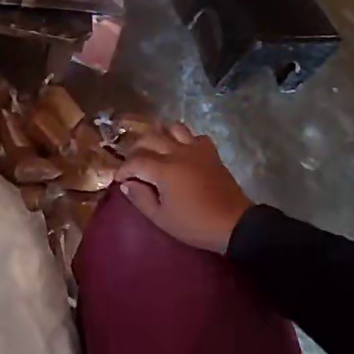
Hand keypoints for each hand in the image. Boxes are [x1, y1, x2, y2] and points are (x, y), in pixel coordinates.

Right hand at [113, 122, 253, 251]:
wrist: (235, 225)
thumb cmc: (195, 224)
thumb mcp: (161, 218)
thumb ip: (140, 198)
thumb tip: (126, 183)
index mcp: (164, 170)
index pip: (135, 161)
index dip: (123, 169)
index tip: (118, 179)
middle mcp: (177, 153)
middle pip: (149, 138)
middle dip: (135, 149)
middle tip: (132, 163)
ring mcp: (196, 150)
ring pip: (173, 128)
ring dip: (160, 135)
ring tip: (154, 148)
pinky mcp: (211, 153)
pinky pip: (195, 136)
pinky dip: (185, 139)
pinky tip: (182, 151)